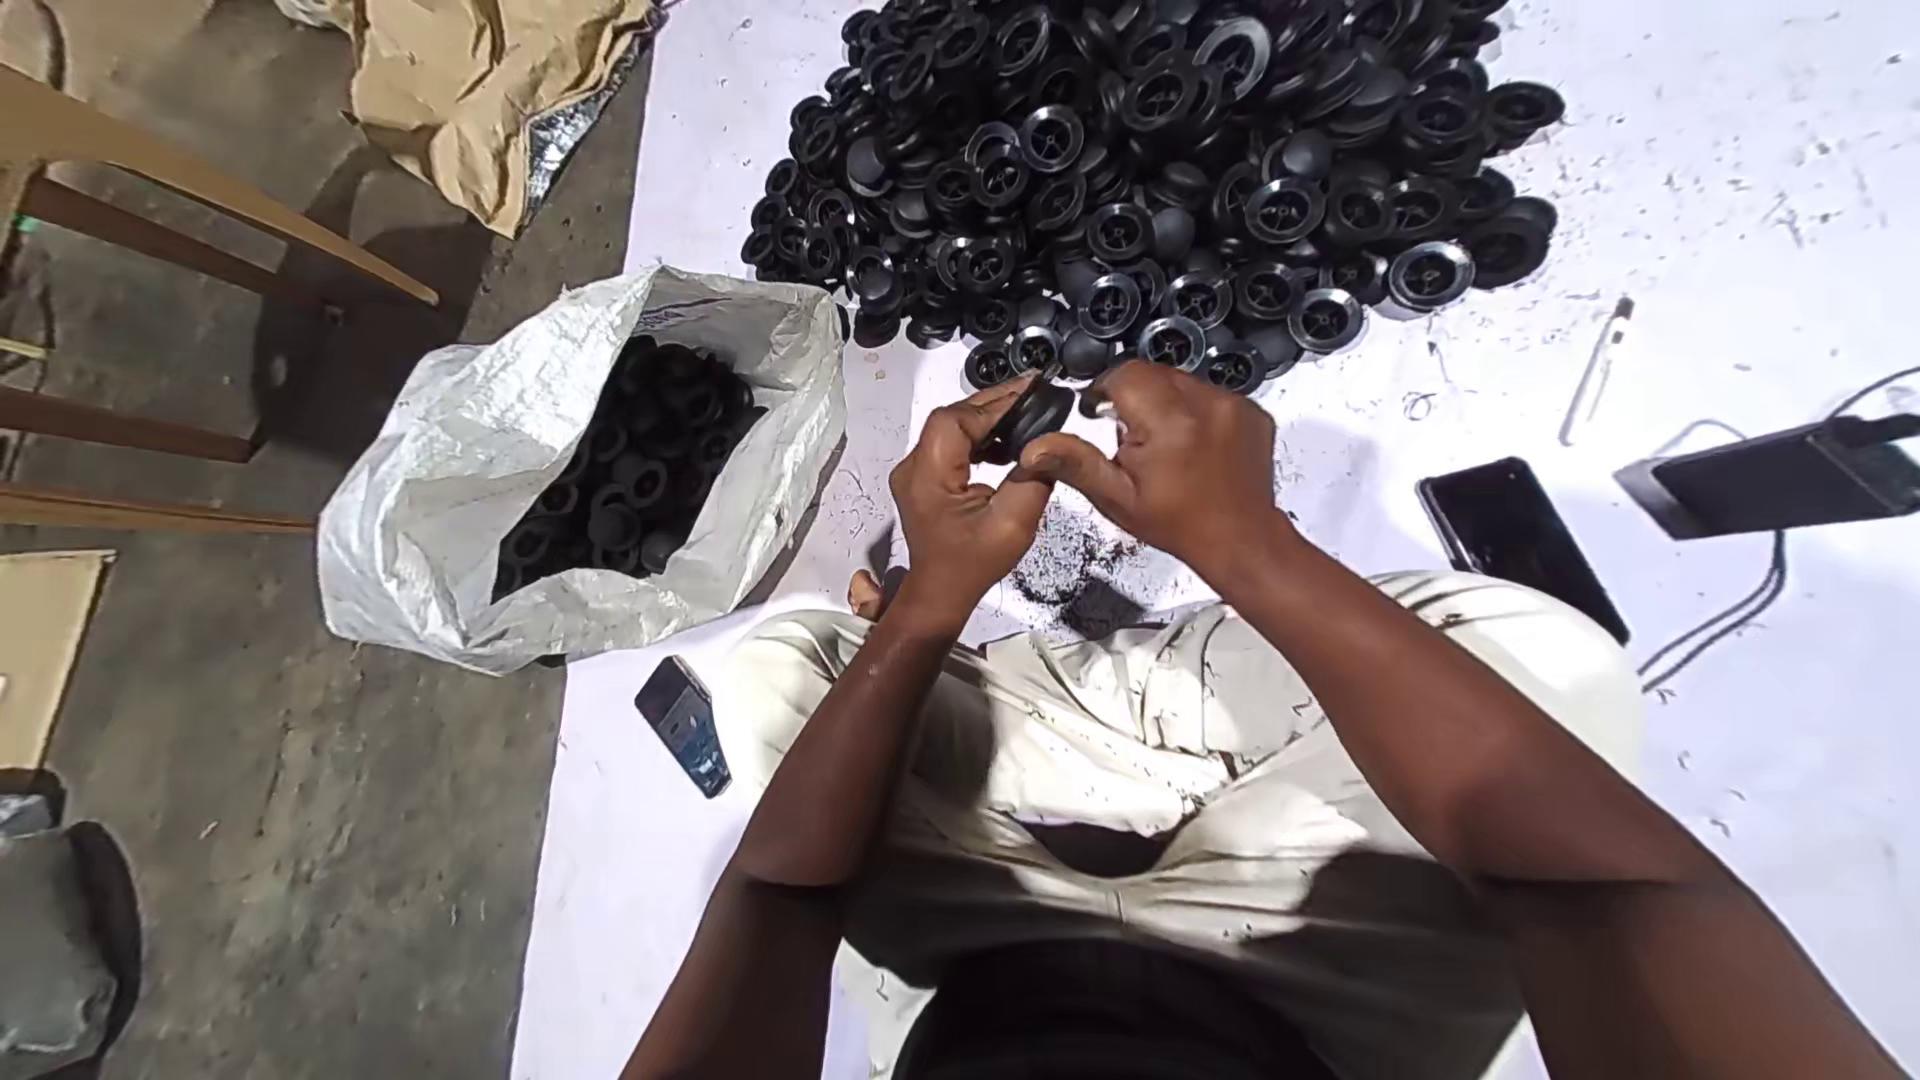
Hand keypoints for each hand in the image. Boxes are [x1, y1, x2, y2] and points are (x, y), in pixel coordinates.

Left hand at [887, 377, 1053, 633]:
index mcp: (927, 477)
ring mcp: (915, 472)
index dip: (994, 404)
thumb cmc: (972, 564)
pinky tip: (1003, 440)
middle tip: (1032, 393)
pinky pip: (950, 443)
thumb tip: (1046, 444)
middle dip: (993, 405)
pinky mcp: (923, 477)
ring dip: (986, 418)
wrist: (943, 591)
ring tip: (1024, 413)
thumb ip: (1033, 478)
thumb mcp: (1013, 523)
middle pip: (951, 417)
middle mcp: (913, 468)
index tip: (1029, 392)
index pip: (956, 420)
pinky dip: (977, 435)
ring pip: (951, 427)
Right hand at [1020, 361, 1298, 583]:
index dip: (1105, 390)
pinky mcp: (1249, 410)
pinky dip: (1193, 411)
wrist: (1238, 539)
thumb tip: (1036, 449)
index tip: (1100, 410)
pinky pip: (1208, 393)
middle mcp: (1205, 406)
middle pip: (1152, 373)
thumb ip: (1075, 465)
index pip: (1125, 374)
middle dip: (1134, 399)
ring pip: (1180, 381)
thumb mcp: (1116, 498)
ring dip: (1164, 404)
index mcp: (1169, 424)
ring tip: (1164, 446)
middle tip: (1134, 439)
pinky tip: (1191, 445)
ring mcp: (1232, 405)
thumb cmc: (1180, 524)